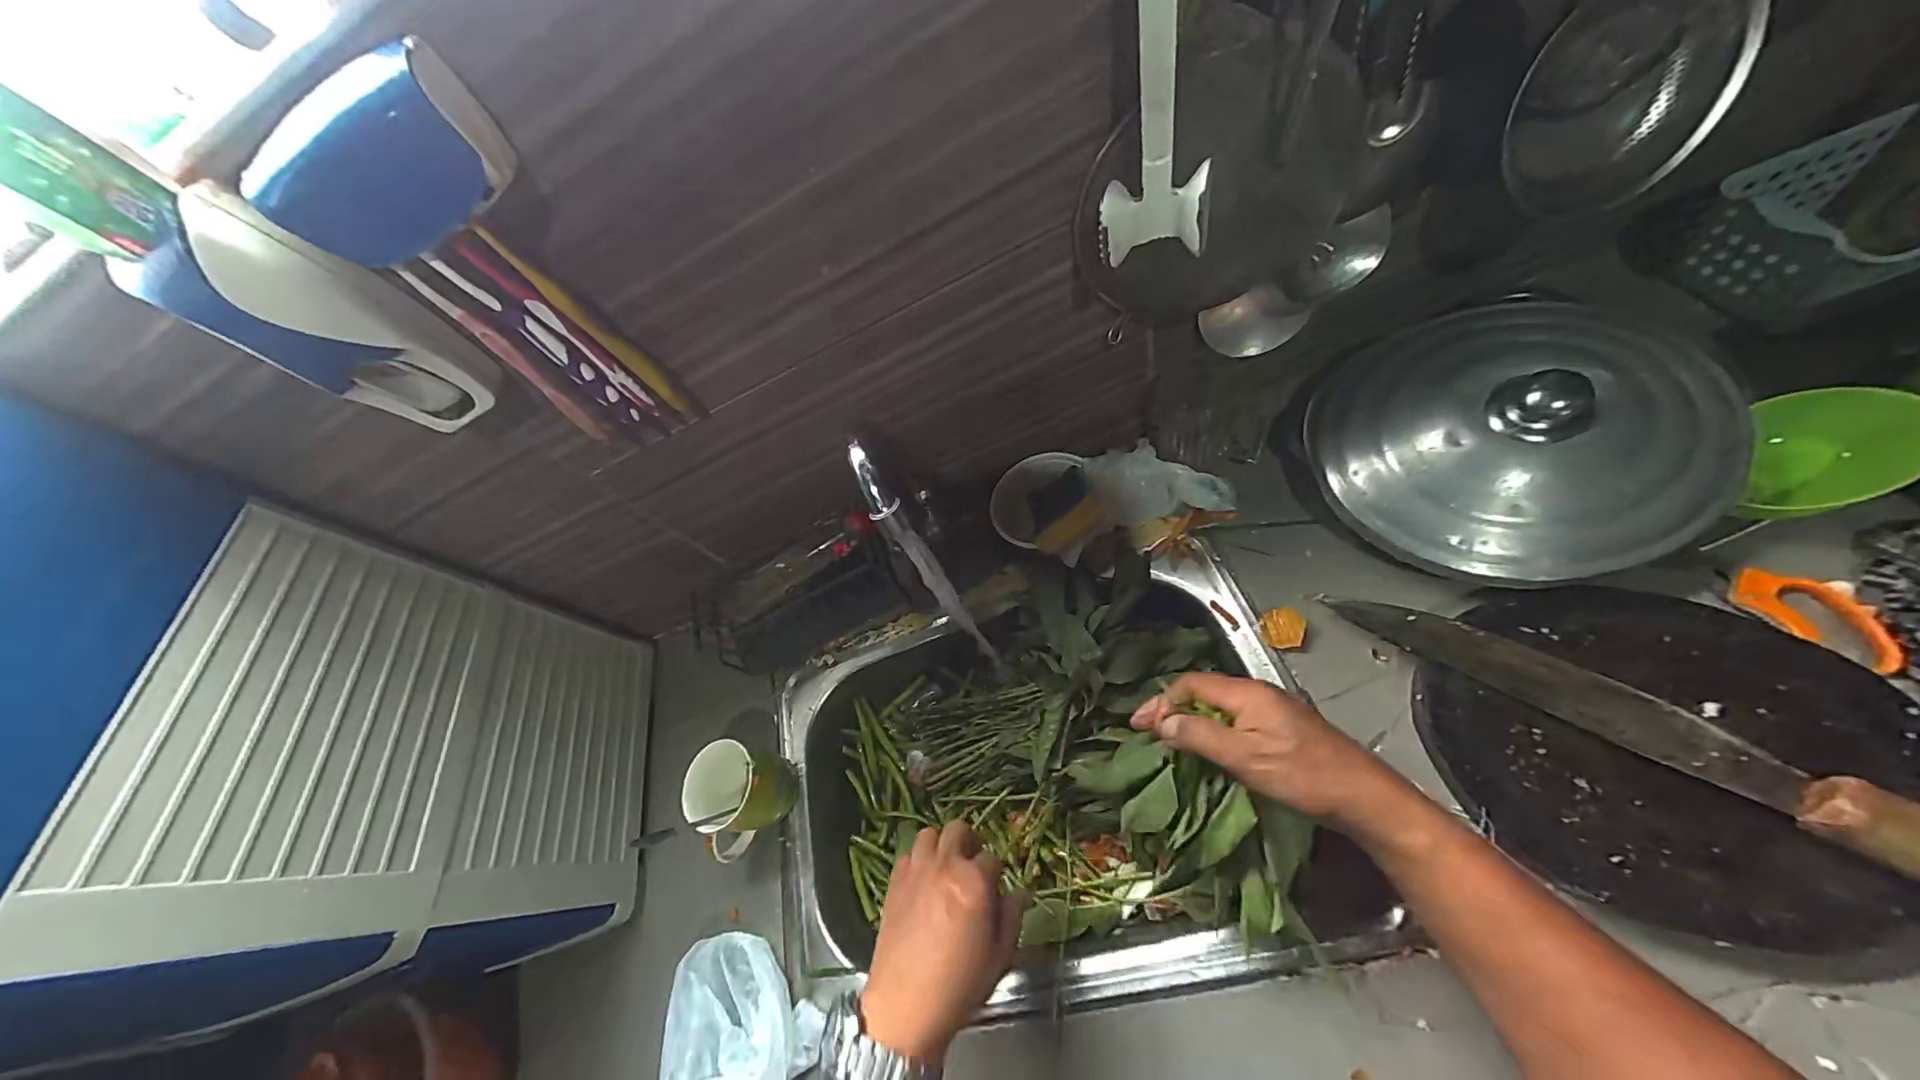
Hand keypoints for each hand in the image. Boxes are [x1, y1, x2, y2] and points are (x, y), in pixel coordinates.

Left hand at [860, 821, 1024, 1061]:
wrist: (905, 1006)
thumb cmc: (959, 986)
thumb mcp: (999, 956)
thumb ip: (1012, 917)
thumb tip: (1019, 894)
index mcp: (975, 882)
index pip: (992, 858)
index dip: (996, 873)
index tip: (994, 889)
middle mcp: (944, 867)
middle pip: (958, 830)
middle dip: (970, 842)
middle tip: (971, 864)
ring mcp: (916, 871)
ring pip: (929, 834)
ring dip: (941, 845)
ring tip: (945, 867)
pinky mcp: (894, 882)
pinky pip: (907, 855)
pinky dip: (917, 861)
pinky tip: (922, 882)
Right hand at [1129, 672, 1424, 840]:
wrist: (1363, 797)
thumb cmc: (1303, 775)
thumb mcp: (1244, 758)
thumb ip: (1200, 735)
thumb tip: (1163, 722)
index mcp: (1247, 693)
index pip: (1190, 684)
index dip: (1161, 701)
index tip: (1139, 724)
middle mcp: (1257, 694)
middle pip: (1203, 691)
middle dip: (1171, 708)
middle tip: (1147, 730)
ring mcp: (1271, 711)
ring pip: (1218, 705)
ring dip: (1190, 719)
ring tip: (1169, 738)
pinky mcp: (1281, 729)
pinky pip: (1234, 720)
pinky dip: (1211, 728)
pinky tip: (1205, 746)